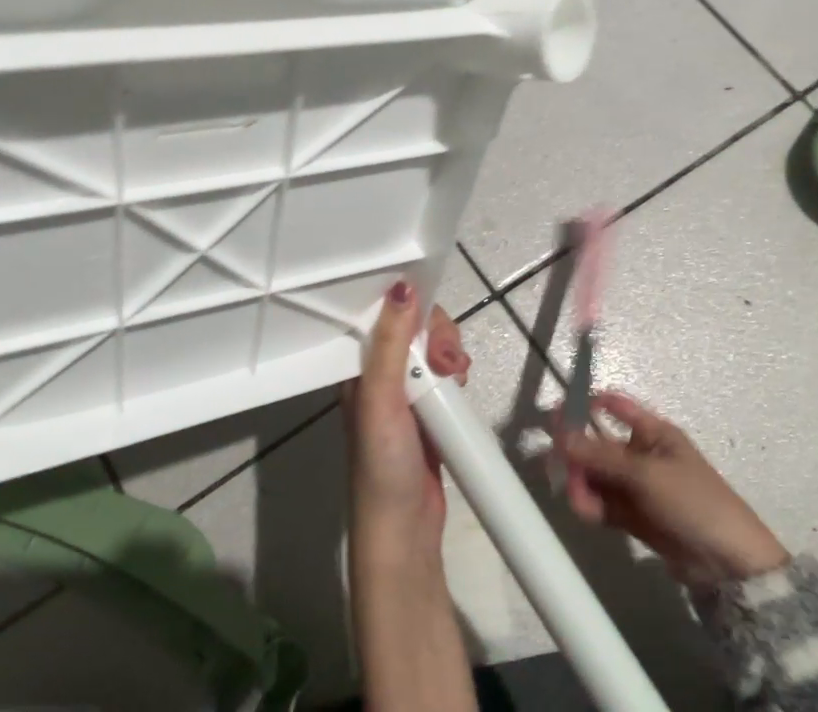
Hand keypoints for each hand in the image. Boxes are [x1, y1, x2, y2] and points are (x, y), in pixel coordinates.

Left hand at [345, 281, 476, 711]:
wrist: (402, 532)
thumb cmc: (382, 464)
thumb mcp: (381, 398)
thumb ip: (392, 344)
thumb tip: (403, 285)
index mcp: (355, 368)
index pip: (381, 317)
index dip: (409, 309)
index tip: (430, 323)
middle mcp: (377, 376)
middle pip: (411, 330)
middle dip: (436, 335)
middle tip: (449, 362)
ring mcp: (404, 395)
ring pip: (430, 352)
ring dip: (449, 354)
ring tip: (457, 374)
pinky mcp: (428, 413)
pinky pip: (444, 378)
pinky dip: (455, 374)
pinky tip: (462, 382)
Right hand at [556, 391, 788, 586]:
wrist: (727, 563)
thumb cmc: (693, 501)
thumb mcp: (646, 474)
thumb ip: (600, 456)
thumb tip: (560, 435)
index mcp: (654, 434)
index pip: (616, 408)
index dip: (587, 405)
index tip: (558, 413)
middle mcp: (642, 455)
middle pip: (598, 443)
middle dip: (576, 452)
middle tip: (556, 463)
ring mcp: (637, 487)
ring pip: (596, 475)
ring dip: (581, 482)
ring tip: (577, 497)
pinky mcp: (633, 516)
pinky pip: (602, 502)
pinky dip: (590, 504)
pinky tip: (585, 510)